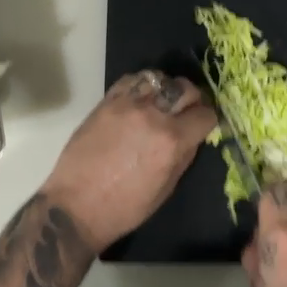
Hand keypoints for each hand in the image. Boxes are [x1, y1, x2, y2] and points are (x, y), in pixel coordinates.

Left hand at [40, 71, 216, 251]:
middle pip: (185, 88)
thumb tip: (193, 136)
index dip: (208, 120)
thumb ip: (184, 156)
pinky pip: (131, 80)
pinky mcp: (106, 102)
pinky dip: (142, 85)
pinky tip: (140, 99)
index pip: (205, 114)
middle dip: (193, 99)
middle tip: (187, 110)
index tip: (204, 125)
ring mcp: (127, 104)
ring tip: (162, 101)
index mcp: (172, 140)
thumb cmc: (125, 207)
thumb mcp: (166, 188)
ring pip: (158, 78)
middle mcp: (152, 115)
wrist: (77, 206)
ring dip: (166, 88)